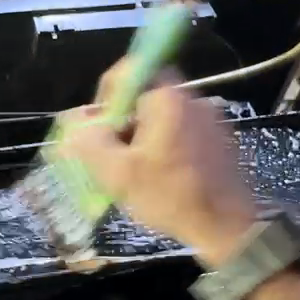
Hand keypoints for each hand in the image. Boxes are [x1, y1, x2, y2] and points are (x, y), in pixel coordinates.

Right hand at [60, 61, 258, 264]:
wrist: (226, 226)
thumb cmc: (170, 196)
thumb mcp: (118, 174)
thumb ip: (89, 142)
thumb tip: (73, 122)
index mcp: (166, 98)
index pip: (126, 73)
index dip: (104, 99)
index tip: (97, 129)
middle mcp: (191, 98)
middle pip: (143, 97)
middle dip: (122, 123)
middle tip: (112, 156)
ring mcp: (209, 118)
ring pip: (161, 117)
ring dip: (142, 138)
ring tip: (134, 172)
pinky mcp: (219, 139)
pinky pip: (181, 133)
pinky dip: (164, 148)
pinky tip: (160, 178)